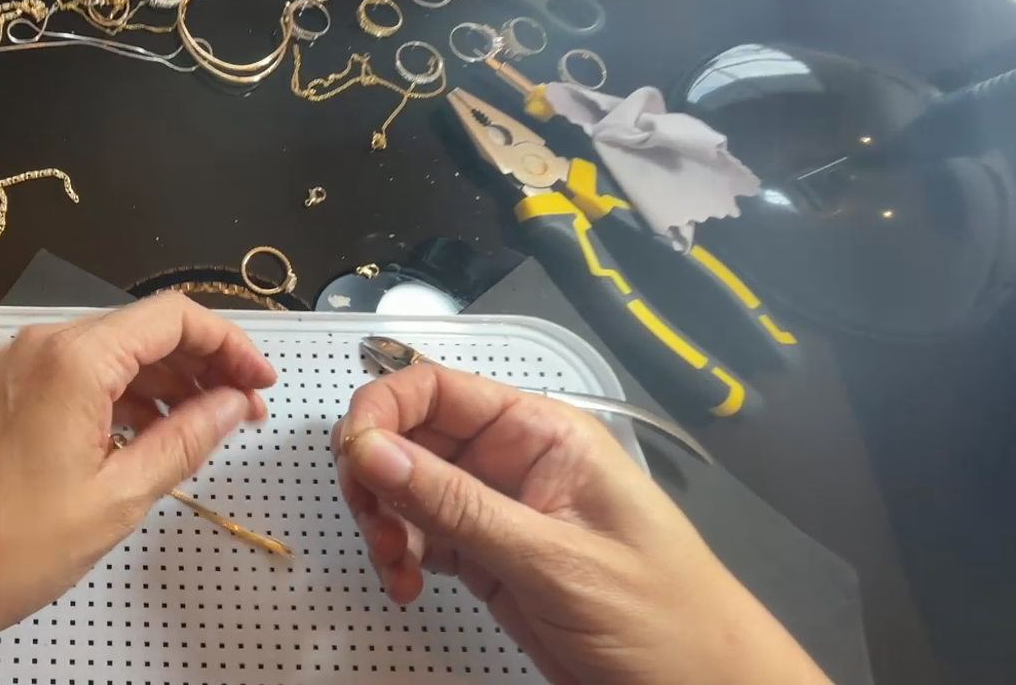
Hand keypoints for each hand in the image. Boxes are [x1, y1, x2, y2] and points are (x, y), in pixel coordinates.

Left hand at [0, 294, 275, 678]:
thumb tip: (235, 403)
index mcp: (74, 358)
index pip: (171, 317)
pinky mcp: (8, 384)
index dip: (228, 342)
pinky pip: (79, 372)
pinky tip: (149, 429)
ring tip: (206, 425)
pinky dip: (122, 393)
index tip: (261, 381)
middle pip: (142, 329)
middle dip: (201, 363)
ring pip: (112, 350)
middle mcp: (44, 342)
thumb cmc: (11, 546)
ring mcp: (21, 360)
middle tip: (244, 409)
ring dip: (164, 380)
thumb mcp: (117, 496)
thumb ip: (186, 439)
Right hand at [337, 363, 830, 684]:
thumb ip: (454, 504)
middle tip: (370, 520)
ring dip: (381, 518)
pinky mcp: (479, 549)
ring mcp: (489, 504)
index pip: (435, 389)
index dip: (381, 407)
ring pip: (401, 484)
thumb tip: (364, 449)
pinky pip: (413, 530)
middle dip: (375, 474)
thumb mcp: (555, 562)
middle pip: (406, 435)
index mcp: (536, 432)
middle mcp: (505, 456)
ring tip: (392, 564)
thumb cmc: (665, 625)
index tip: (350, 452)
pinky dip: (395, 552)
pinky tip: (404, 583)